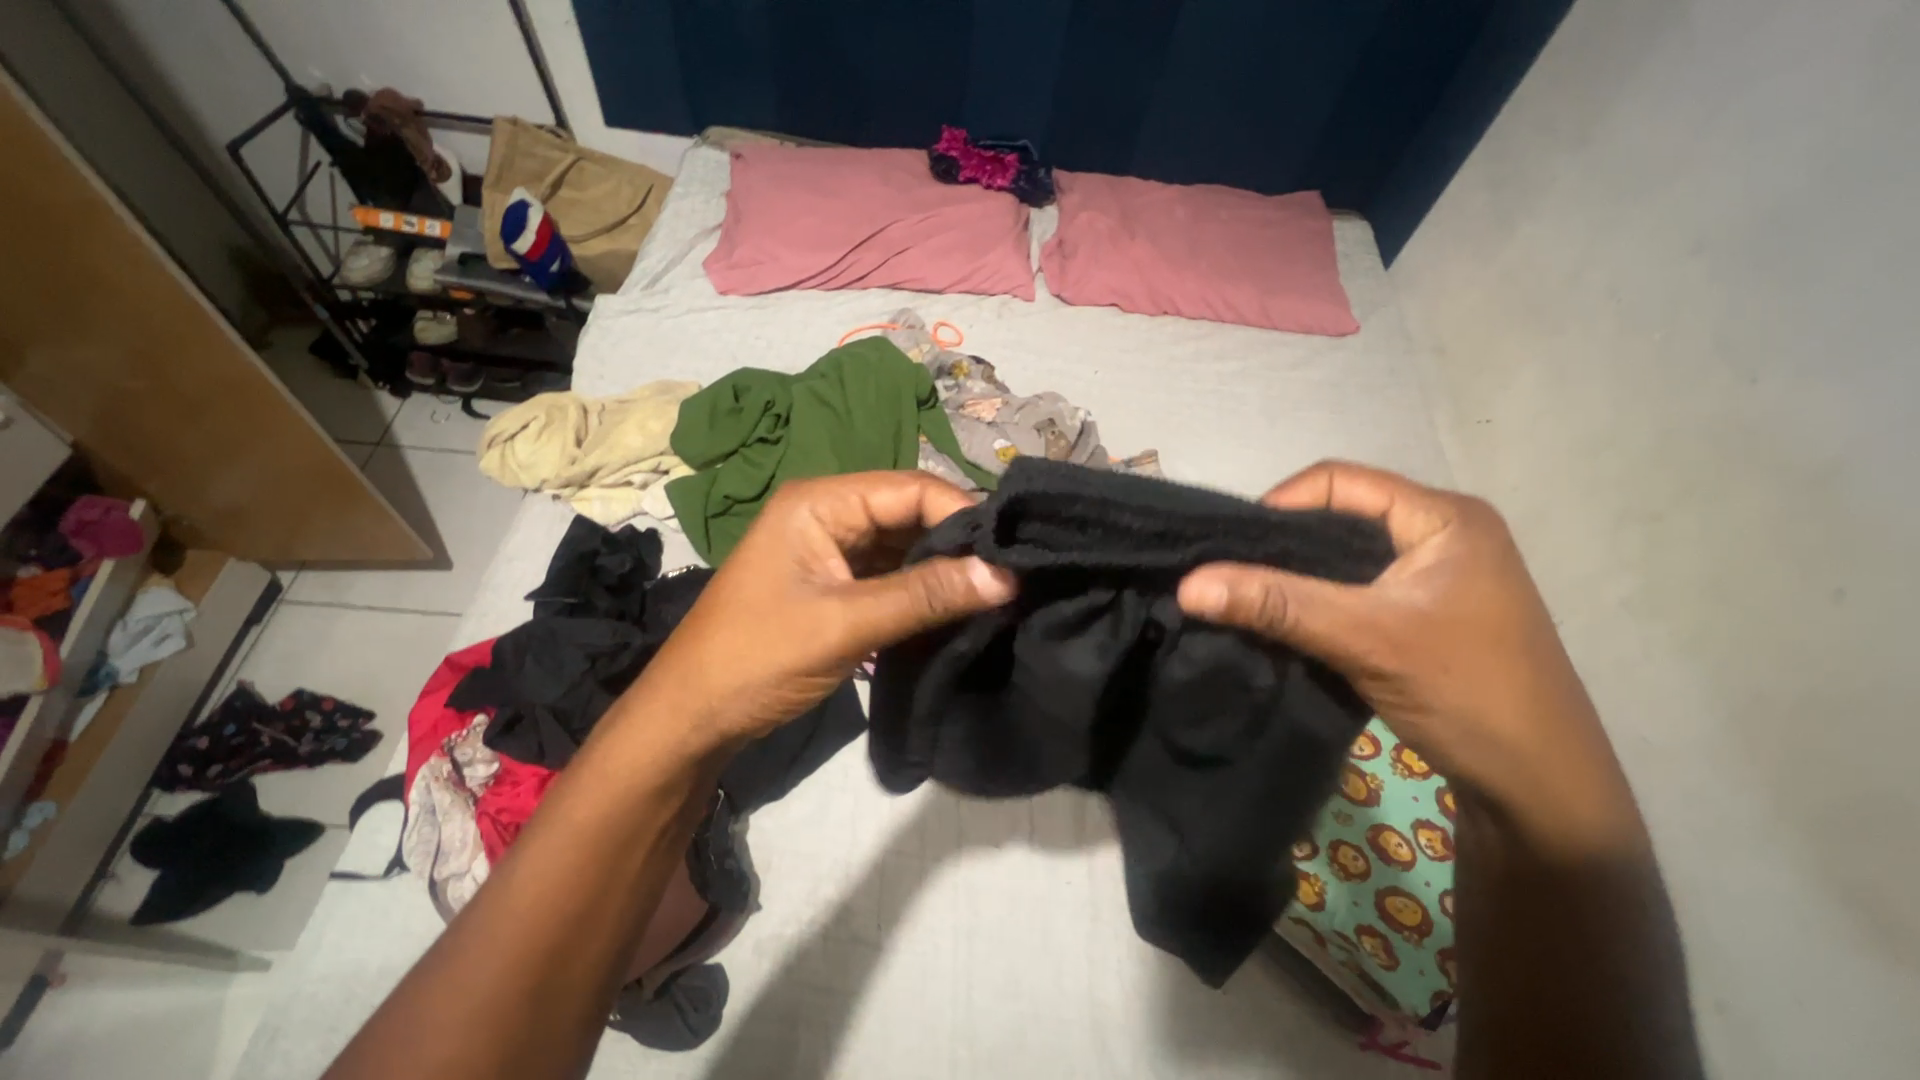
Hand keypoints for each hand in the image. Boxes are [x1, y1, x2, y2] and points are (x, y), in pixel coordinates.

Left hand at [638, 471, 1016, 742]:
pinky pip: (891, 575)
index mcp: (820, 502)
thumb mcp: (846, 624)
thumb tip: (1006, 577)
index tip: (1011, 555)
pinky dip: (922, 590)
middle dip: (958, 543)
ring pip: (904, 545)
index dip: (962, 515)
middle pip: (910, 513)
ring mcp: (831, 550)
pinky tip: (957, 609)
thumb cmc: (758, 658)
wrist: (693, 716)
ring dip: (944, 569)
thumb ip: (925, 596)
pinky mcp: (835, 585)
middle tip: (1010, 577)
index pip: (911, 488)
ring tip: (995, 594)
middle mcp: (828, 514)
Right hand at [1177, 462, 1641, 850]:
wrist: (1541, 786)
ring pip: (1346, 560)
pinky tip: (1286, 626)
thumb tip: (1188, 584)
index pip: (1340, 481)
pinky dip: (1319, 605)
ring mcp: (1439, 579)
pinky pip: (1358, 592)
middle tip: (1230, 576)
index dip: (1278, 506)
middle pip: (1341, 518)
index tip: (1230, 548)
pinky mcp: (1429, 617)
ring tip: (1248, 600)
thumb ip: (1277, 604)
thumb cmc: (1465, 691)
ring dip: (1298, 579)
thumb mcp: (1365, 638)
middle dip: (1282, 545)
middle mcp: (1444, 535)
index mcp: (1444, 516)